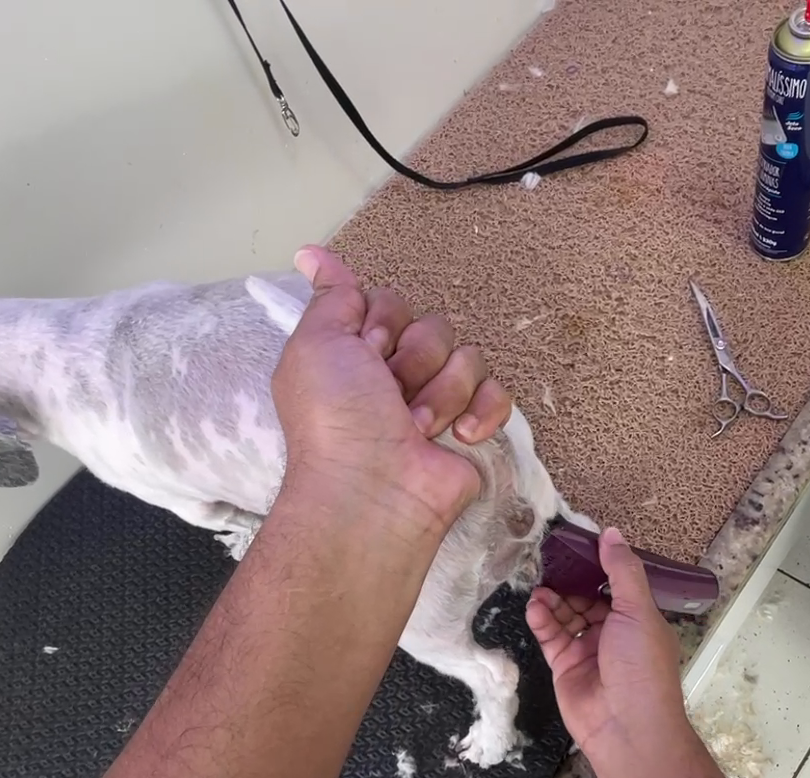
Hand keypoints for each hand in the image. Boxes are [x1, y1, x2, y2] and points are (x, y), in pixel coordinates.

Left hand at [271, 246, 512, 538]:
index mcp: (359, 353)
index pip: (391, 302)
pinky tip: (459, 437)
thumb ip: (330, 298)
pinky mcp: (475, 426)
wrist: (374, 490)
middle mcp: (399, 374)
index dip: (382, 322)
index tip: (365, 352)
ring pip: (468, 357)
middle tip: (391, 395)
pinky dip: (482, 413)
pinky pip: (498, 393)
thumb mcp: (315, 344)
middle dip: (414, 359)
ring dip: (441, 393)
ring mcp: (441, 401)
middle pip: (433, 326)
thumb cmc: (337, 419)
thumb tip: (311, 253)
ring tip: (417, 428)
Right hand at [526, 528, 687, 754]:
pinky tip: (534, 607)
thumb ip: (621, 571)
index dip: (597, 565)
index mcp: (637, 618)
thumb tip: (611, 533)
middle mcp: (613, 632)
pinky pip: (550, 636)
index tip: (576, 544)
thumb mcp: (637, 611)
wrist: (626, 727)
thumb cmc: (640, 665)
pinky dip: (541, 620)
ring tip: (539, 588)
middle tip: (548, 562)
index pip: (615, 584)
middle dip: (569, 582)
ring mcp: (587, 649)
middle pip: (586, 598)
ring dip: (552, 600)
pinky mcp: (564, 665)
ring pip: (565, 615)